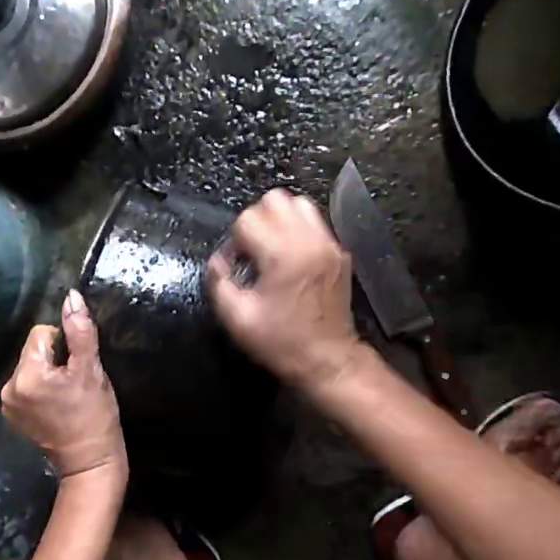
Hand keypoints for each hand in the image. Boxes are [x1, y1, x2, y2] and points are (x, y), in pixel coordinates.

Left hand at [1, 290, 128, 483]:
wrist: (90, 461)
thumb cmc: (95, 415)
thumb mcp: (91, 370)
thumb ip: (80, 331)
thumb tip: (71, 296)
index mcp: (26, 374)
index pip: (41, 333)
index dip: (64, 344)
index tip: (77, 366)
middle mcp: (9, 387)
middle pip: (33, 351)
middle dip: (54, 359)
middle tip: (74, 382)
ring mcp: (8, 405)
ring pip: (31, 368)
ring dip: (48, 374)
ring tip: (67, 395)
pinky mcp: (13, 416)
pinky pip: (26, 386)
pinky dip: (41, 390)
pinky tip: (57, 406)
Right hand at [208, 189, 365, 390]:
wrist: (328, 359)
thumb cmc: (281, 342)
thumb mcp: (236, 318)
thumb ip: (219, 281)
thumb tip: (219, 260)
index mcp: (281, 255)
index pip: (248, 218)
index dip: (235, 240)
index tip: (239, 265)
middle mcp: (308, 240)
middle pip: (274, 199)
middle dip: (257, 220)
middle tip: (254, 250)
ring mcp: (328, 244)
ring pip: (299, 203)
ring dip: (280, 219)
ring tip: (274, 247)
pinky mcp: (340, 252)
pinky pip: (316, 222)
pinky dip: (300, 230)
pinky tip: (293, 257)